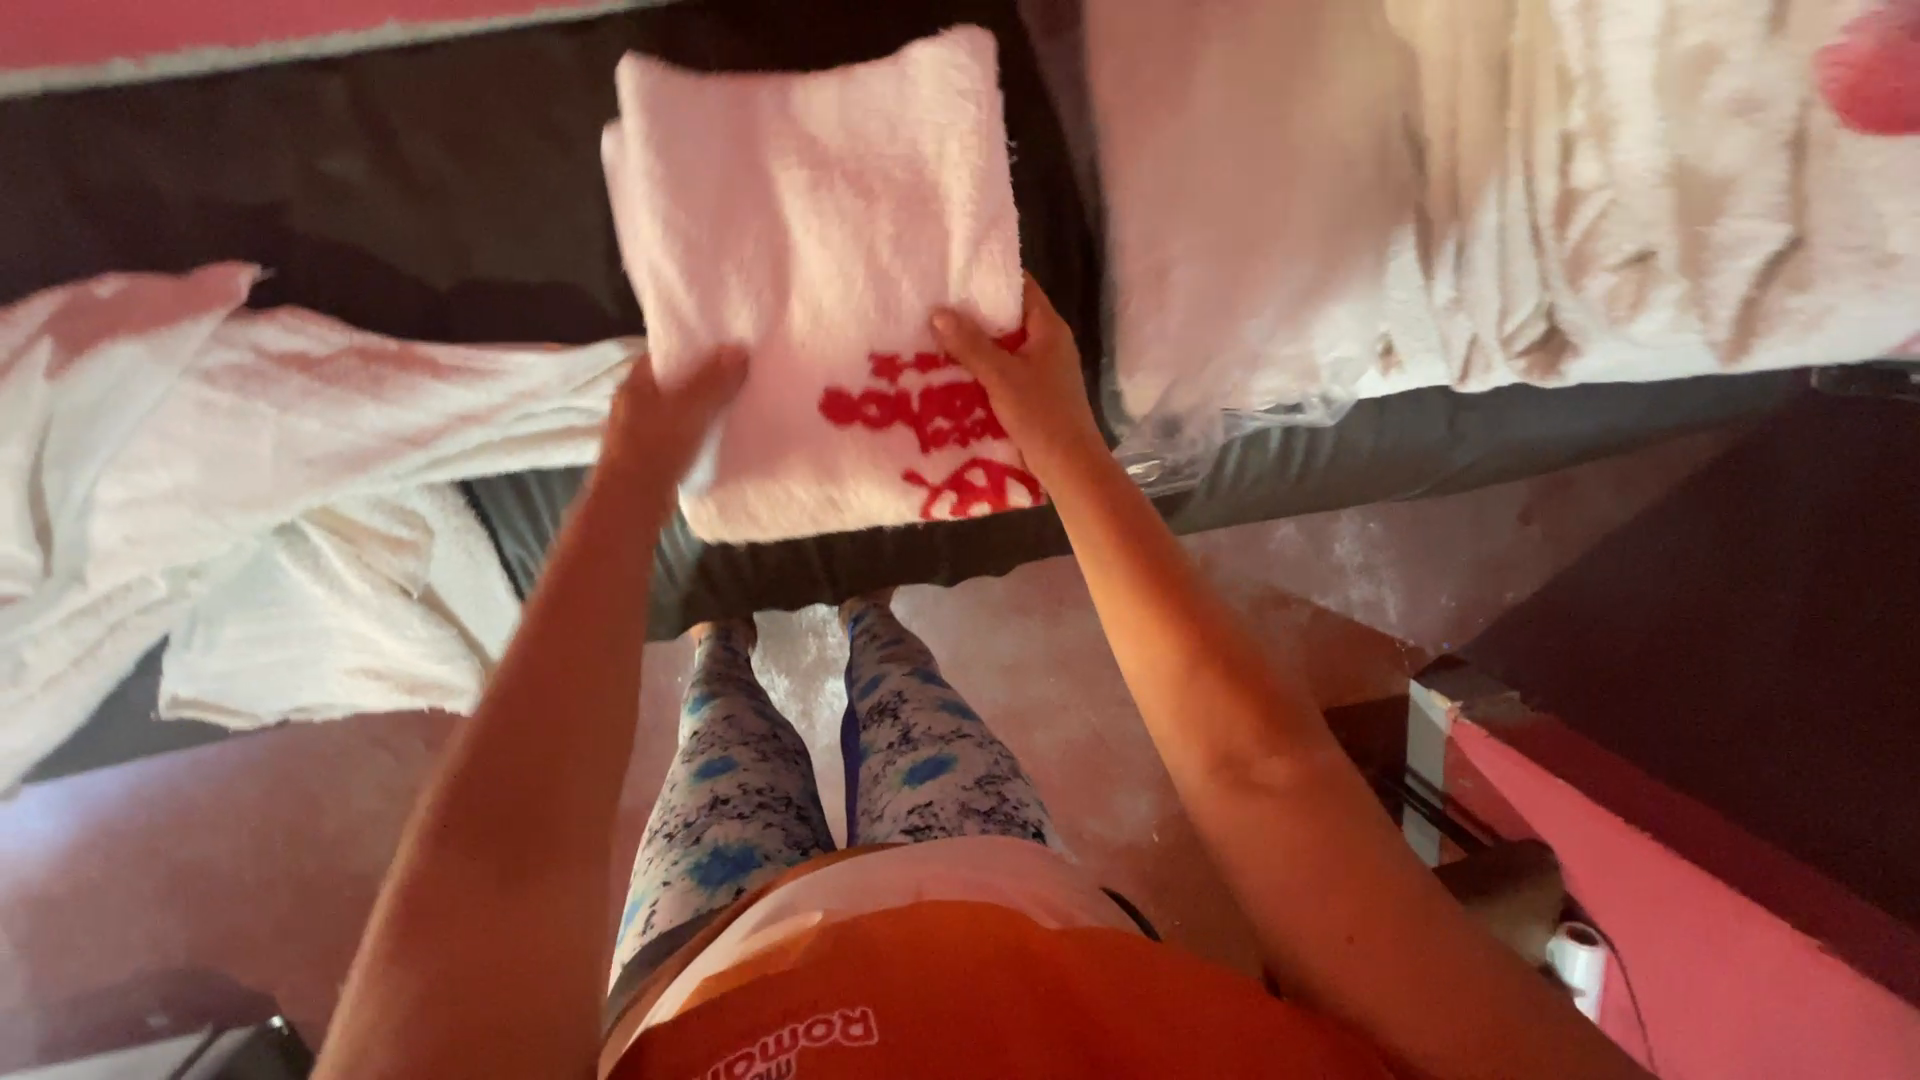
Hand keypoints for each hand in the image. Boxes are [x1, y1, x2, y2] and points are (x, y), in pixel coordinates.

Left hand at [596, 345, 748, 500]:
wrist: (631, 502)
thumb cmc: (656, 448)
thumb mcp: (690, 409)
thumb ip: (714, 380)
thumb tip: (739, 348)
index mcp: (636, 382)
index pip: (666, 353)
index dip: (694, 348)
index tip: (724, 349)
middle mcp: (633, 401)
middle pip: (673, 381)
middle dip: (701, 378)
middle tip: (735, 375)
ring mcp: (638, 429)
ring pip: (675, 408)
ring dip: (699, 407)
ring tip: (731, 403)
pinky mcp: (648, 454)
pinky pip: (677, 432)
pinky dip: (695, 430)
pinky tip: (715, 435)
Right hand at [932, 277, 1104, 479]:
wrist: (1069, 465)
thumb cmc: (1041, 414)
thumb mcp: (1000, 376)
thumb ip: (970, 344)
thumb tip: (938, 312)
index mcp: (1049, 328)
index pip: (1021, 286)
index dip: (991, 276)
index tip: (956, 273)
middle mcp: (1048, 343)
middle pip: (1009, 317)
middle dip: (975, 314)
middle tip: (936, 306)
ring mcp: (1043, 370)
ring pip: (1005, 348)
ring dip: (976, 345)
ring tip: (937, 336)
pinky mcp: (1035, 394)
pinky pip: (1005, 372)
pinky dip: (983, 370)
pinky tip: (954, 373)